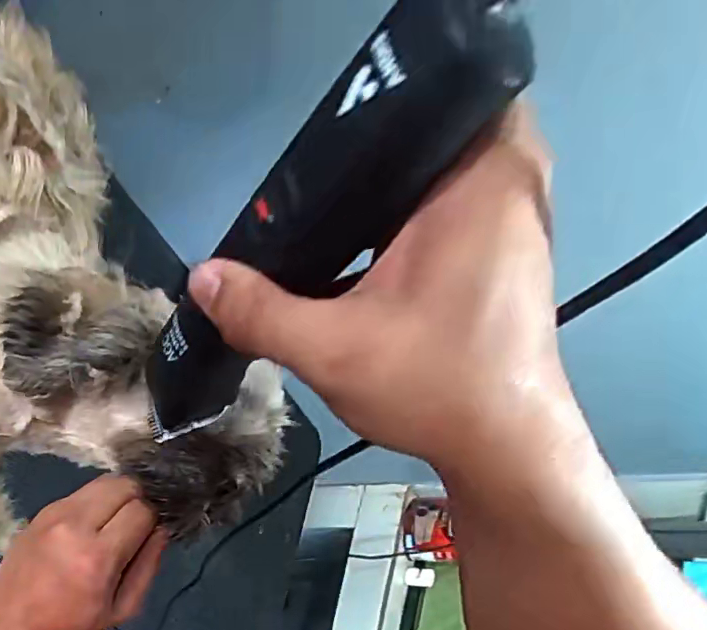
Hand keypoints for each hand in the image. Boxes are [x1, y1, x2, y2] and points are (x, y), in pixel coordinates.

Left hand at [0, 475, 168, 629]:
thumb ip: (147, 568)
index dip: (153, 519)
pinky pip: (84, 491)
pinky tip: (93, 524)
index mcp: (97, 557)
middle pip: (125, 485)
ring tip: (116, 522)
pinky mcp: (45, 508)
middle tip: (136, 523)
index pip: (142, 511)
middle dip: (139, 499)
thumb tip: (162, 530)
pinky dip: (97, 501)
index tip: (151, 532)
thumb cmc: (66, 621)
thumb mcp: (119, 609)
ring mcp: (56, 512)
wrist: (9, 614)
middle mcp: (76, 525)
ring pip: (105, 481)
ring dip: (119, 496)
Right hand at [187, 103, 574, 482]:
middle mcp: (505, 183)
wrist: (501, 446)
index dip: (354, 133)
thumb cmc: (432, 386)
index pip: (414, 106)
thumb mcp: (330, 349)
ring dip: (366, 212)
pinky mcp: (493, 255)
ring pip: (418, 189)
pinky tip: (344, 271)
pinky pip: (430, 220)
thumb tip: (201, 277)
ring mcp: (504, 220)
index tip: (306, 177)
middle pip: (408, 149)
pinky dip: (387, 238)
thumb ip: (260, 312)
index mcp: (477, 179)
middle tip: (296, 214)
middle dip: (350, 181)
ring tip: (310, 241)